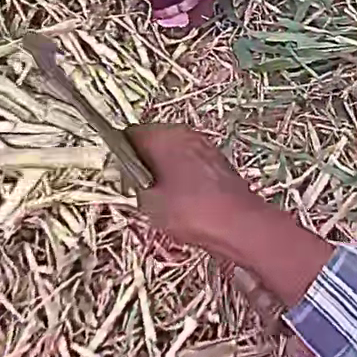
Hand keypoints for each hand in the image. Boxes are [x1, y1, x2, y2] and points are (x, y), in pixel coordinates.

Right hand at [131, 125, 274, 250]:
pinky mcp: (217, 161)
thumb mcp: (147, 201)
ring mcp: (203, 145)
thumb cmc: (188, 209)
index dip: (120, 156)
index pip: (130, 135)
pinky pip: (189, 163)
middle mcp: (183, 133)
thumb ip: (132, 184)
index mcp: (163, 135)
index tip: (118, 177)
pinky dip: (181, 176)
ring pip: (172, 153)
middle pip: (152, 142)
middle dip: (142, 163)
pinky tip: (182, 202)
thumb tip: (129, 177)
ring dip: (162, 170)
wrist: (238, 223)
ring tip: (160, 201)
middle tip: (137, 191)